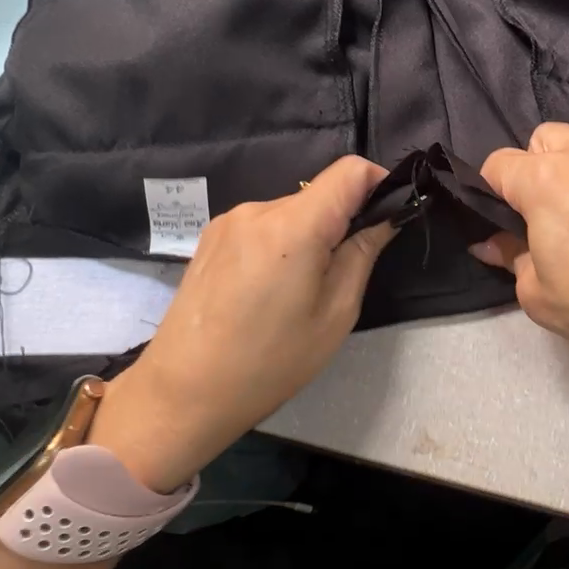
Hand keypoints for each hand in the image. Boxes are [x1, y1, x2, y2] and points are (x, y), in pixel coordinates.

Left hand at [87, 156, 394, 491]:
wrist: (179, 397)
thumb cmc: (268, 363)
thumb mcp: (336, 313)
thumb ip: (364, 252)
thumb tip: (386, 216)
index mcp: (293, 226)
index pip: (351, 170)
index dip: (380, 184)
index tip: (388, 217)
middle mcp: (259, 209)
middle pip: (322, 193)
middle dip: (344, 220)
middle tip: (346, 270)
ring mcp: (229, 221)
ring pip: (294, 210)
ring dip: (311, 234)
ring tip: (302, 288)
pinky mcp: (212, 237)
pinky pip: (266, 224)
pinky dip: (283, 242)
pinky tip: (271, 288)